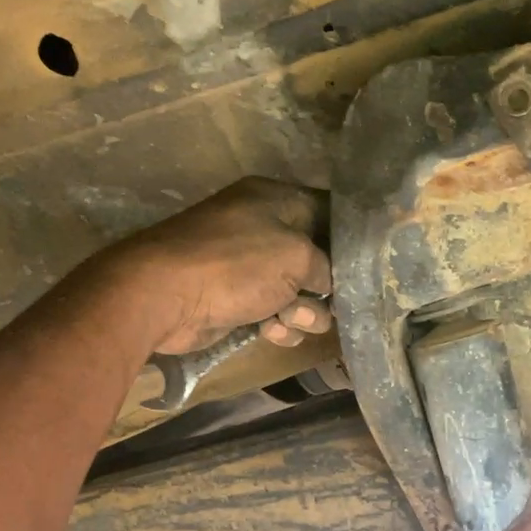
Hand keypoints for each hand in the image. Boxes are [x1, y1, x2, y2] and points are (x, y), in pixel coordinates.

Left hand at [92, 177, 333, 353]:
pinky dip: (278, 326)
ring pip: (300, 295)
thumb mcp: (297, 255)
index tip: (367, 268)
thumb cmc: (235, 264)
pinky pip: (276, 316)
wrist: (163, 297)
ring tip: (288, 318)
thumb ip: (328, 266)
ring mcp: (248, 267)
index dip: (349, 241)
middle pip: (318, 261)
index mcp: (275, 200)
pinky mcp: (236, 300)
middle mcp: (263, 228)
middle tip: (323, 300)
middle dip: (325, 288)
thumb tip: (330, 282)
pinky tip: (268, 330)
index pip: (328, 213)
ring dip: (303, 313)